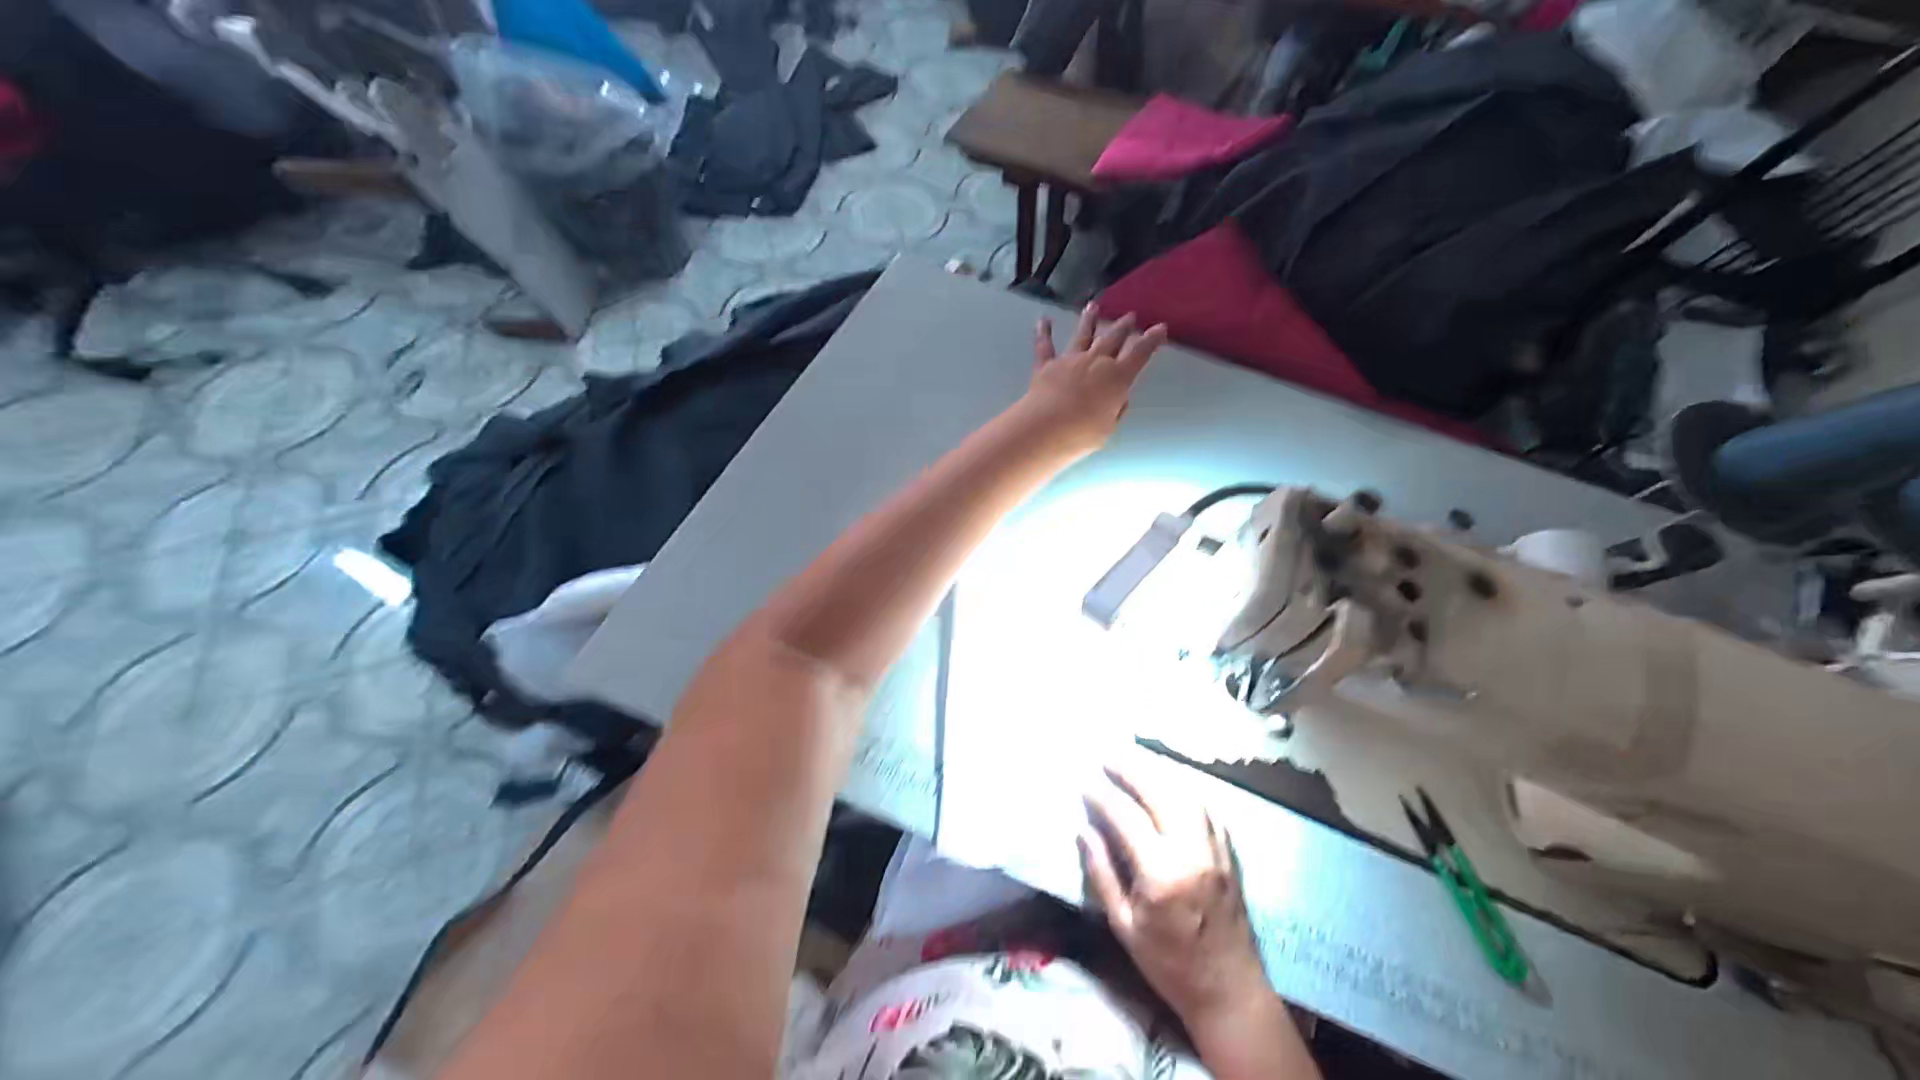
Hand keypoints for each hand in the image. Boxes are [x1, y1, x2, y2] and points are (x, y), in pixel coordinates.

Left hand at [1016, 304, 1166, 454]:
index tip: (1160, 327)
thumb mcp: (1108, 427)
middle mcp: (1096, 362)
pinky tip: (1043, 320)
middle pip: (1113, 339)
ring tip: (1093, 306)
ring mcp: (1070, 360)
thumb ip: (1115, 409)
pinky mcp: (1046, 365)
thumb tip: (1117, 398)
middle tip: (1130, 316)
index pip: (1140, 354)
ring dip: (1089, 320)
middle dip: (1123, 327)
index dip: (1151, 340)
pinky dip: (1044, 332)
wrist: (1045, 429)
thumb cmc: (1081, 434)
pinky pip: (1045, 346)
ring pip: (1082, 335)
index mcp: (1117, 377)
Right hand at [1080, 766, 1269, 1034]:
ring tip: (1136, 766)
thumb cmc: (1168, 965)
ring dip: (1160, 776)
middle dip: (1132, 771)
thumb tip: (1084, 831)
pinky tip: (1170, 789)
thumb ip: (1102, 874)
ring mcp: (1216, 852)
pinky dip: (1186, 793)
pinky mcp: (1230, 856)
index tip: (1085, 783)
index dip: (1103, 797)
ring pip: (1188, 796)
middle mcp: (1192, 853)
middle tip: (1109, 758)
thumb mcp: (1124, 926)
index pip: (1126, 818)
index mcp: (1161, 873)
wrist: (1228, 991)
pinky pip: (1208, 811)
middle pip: (1160, 794)